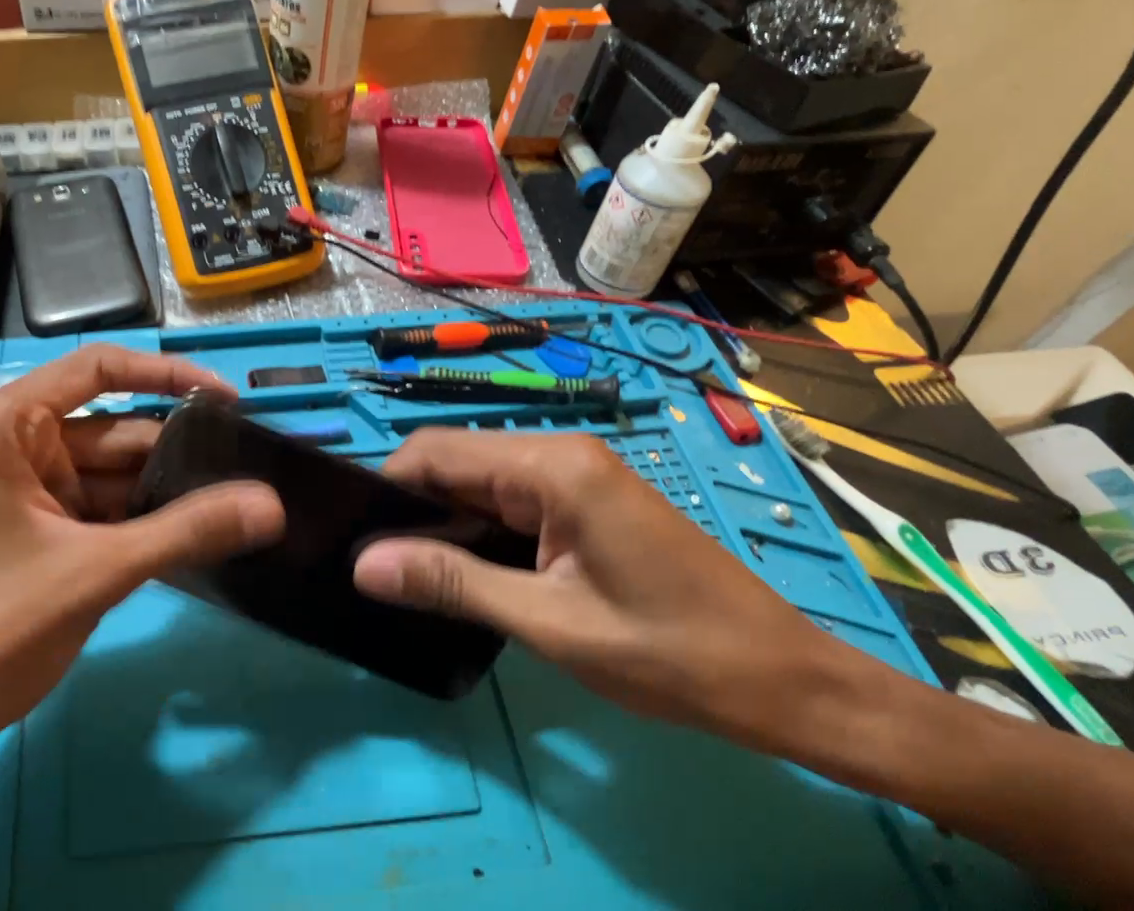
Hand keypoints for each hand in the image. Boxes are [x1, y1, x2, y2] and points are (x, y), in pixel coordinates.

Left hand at [0, 345, 284, 782]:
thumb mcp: (95, 572)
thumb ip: (187, 531)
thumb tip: (274, 505)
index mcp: (3, 427)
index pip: (97, 370)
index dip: (166, 374)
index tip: (227, 399)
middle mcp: (10, 445)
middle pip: (111, 428)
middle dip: (176, 449)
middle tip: (251, 465)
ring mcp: (21, 491)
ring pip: (109, 474)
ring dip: (164, 490)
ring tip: (238, 498)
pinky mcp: (32, 532)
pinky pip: (97, 510)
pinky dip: (139, 520)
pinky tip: (195, 530)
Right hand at [351, 429, 844, 741]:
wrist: (783, 683)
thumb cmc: (671, 653)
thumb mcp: (550, 623)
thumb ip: (453, 583)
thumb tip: (362, 564)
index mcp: (552, 467)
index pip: (435, 451)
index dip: (385, 488)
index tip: (350, 540)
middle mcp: (561, 456)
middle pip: (455, 464)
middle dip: (409, 510)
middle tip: (368, 570)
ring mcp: (577, 481)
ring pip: (479, 487)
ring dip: (441, 526)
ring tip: (400, 577)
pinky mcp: (586, 508)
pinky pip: (510, 507)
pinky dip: (477, 536)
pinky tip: (456, 576)